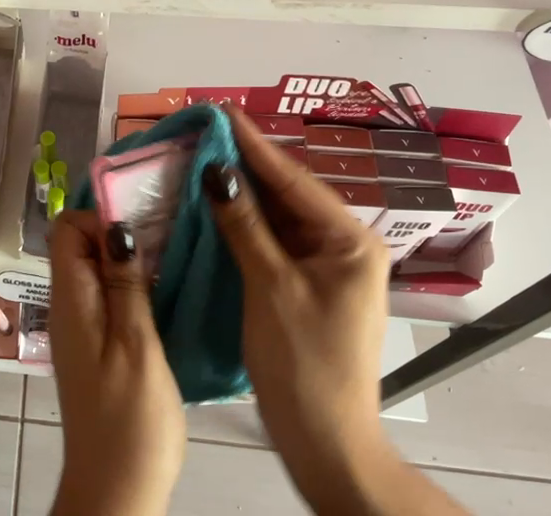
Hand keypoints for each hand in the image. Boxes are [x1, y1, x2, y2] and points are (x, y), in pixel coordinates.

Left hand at [48, 210, 184, 515]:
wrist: (117, 490)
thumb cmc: (130, 420)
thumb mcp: (135, 344)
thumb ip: (125, 284)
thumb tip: (117, 225)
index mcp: (71, 300)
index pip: (67, 229)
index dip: (101, 216)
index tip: (145, 220)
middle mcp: (69, 307)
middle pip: (81, 245)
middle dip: (120, 230)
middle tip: (168, 232)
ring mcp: (83, 327)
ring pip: (98, 269)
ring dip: (131, 257)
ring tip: (174, 255)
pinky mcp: (100, 345)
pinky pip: (109, 295)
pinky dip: (133, 284)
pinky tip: (167, 291)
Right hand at [205, 110, 467, 515]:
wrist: (324, 440)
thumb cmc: (303, 363)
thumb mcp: (270, 287)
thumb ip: (244, 226)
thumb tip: (216, 171)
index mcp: (349, 241)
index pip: (293, 180)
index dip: (253, 144)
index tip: (219, 110)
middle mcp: (343, 245)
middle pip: (286, 193)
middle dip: (244, 163)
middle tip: (202, 129)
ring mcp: (325, 267)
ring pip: (277, 216)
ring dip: (240, 192)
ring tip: (200, 156)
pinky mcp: (305, 285)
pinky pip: (271, 241)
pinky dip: (242, 224)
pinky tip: (212, 205)